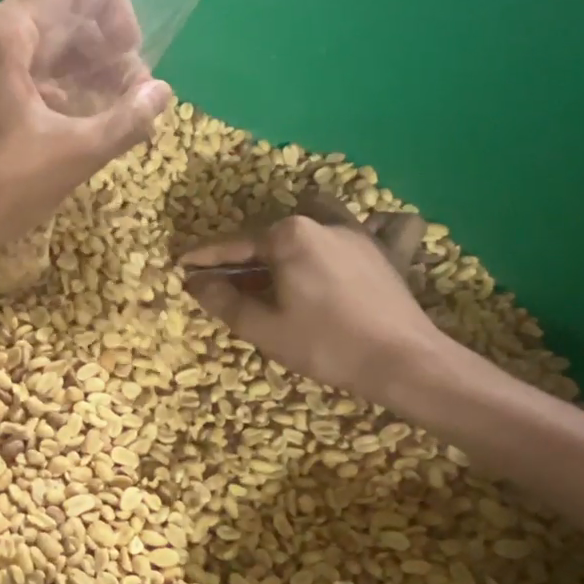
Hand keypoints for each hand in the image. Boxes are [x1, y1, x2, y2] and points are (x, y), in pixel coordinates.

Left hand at [0, 0, 172, 282]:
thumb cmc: (1, 189)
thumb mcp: (74, 153)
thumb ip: (126, 118)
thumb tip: (162, 92)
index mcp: (2, 35)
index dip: (113, 8)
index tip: (132, 54)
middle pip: (55, 14)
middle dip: (101, 45)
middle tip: (131, 90)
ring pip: (37, 48)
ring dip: (81, 70)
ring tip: (114, 109)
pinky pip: (17, 75)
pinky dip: (53, 89)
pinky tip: (78, 123)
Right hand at [180, 196, 443, 399]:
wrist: (404, 361)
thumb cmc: (325, 344)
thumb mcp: (263, 328)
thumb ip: (224, 300)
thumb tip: (195, 281)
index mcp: (289, 236)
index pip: (234, 246)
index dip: (204, 258)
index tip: (180, 264)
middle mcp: (323, 223)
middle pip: (271, 234)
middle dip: (244, 254)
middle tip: (223, 280)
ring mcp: (359, 234)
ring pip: (315, 222)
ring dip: (290, 237)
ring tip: (276, 263)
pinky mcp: (384, 252)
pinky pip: (369, 229)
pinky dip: (354, 234)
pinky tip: (346, 248)